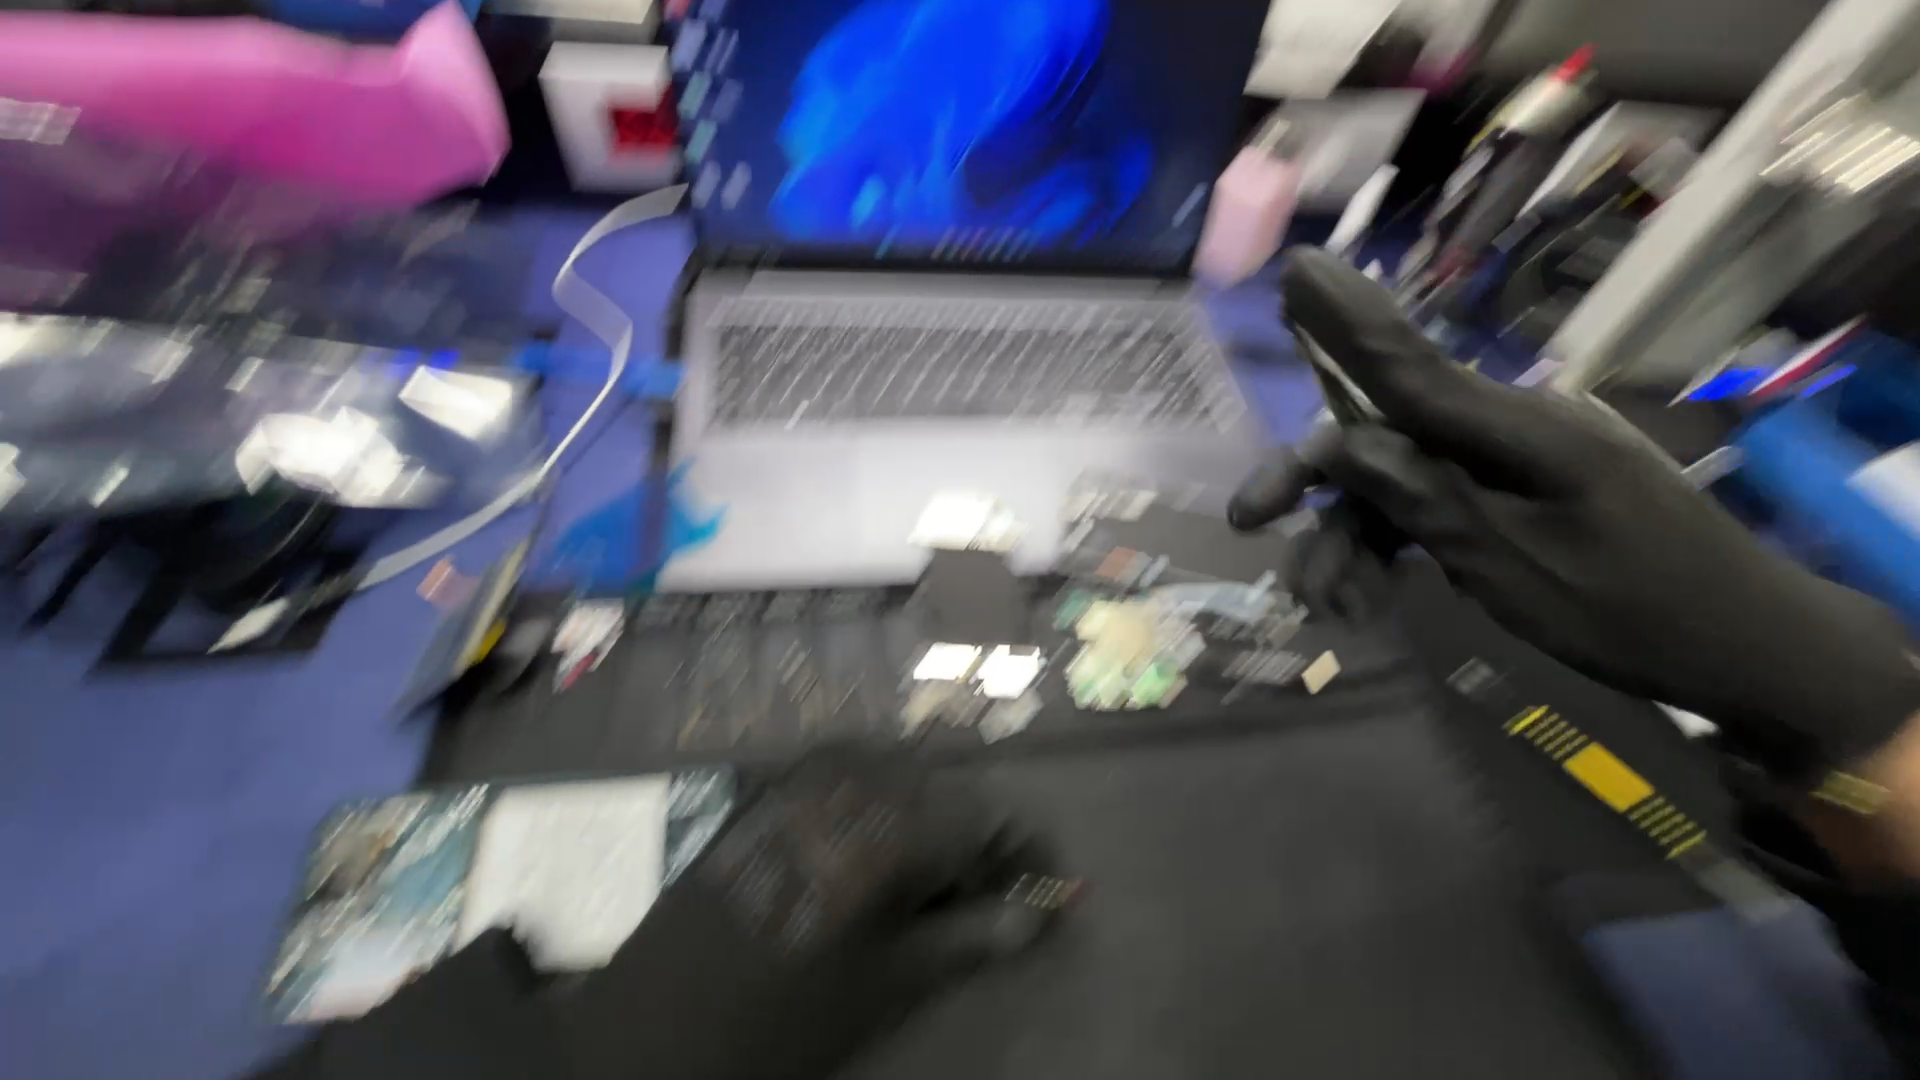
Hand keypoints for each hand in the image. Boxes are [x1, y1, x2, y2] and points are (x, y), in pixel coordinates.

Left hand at [552, 747, 1063, 1079]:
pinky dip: (887, 810)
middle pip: (950, 788)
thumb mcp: (891, 982)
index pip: (990, 814)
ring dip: (933, 822)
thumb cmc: (784, 1014)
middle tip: (986, 898)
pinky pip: (857, 777)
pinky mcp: (777, 782)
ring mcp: (809, 770)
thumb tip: (1043, 913)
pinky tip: (878, 860)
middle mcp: (853, 773)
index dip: (1028, 851)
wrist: (654, 1022)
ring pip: (906, 777)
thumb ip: (975, 935)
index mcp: (888, 820)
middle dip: (979, 838)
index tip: (1048, 892)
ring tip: (933, 886)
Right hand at [1277, 247, 1919, 786]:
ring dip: (1346, 541)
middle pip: (1379, 437)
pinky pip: (1424, 511)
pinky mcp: (1506, 499)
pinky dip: (1386, 551)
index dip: (1344, 322)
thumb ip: (1419, 496)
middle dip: (1309, 482)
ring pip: (1392, 485)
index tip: (1298, 267)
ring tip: (1324, 603)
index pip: (1407, 367)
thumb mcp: (1508, 563)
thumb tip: (1336, 443)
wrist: (1742, 650)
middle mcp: (1501, 433)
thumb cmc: (1628, 610)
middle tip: (1245, 519)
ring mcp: (1503, 467)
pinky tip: (1363, 598)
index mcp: (1513, 431)